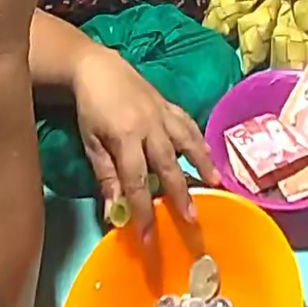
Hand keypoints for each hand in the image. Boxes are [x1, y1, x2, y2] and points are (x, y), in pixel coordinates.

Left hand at [73, 49, 216, 236]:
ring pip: (187, 139)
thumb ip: (106, 177)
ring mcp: (162, 112)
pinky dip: (199, 137)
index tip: (149, 239)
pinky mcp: (167, 103)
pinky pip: (187, 121)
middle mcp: (149, 124)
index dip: (143, 211)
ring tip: (216, 183)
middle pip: (168, 163)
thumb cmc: (91, 107)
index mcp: (126, 135)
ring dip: (202, 162)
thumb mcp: (91, 143)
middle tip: (193, 219)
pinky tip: (207, 151)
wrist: (98, 67)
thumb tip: (116, 214)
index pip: (137, 180)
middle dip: (180, 193)